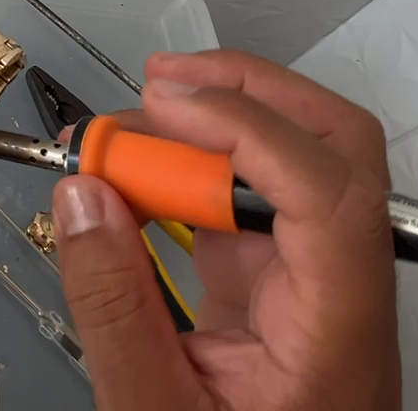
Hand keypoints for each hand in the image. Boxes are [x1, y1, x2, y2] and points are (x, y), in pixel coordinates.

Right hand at [55, 50, 399, 410]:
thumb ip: (112, 306)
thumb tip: (80, 191)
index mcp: (337, 335)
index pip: (331, 196)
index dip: (249, 128)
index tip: (158, 101)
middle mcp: (338, 290)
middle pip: (336, 152)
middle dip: (245, 94)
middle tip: (157, 81)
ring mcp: (302, 280)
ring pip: (277, 164)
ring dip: (193, 129)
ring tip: (107, 137)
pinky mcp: (262, 281)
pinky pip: (226, 201)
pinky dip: (171, 171)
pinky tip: (117, 177)